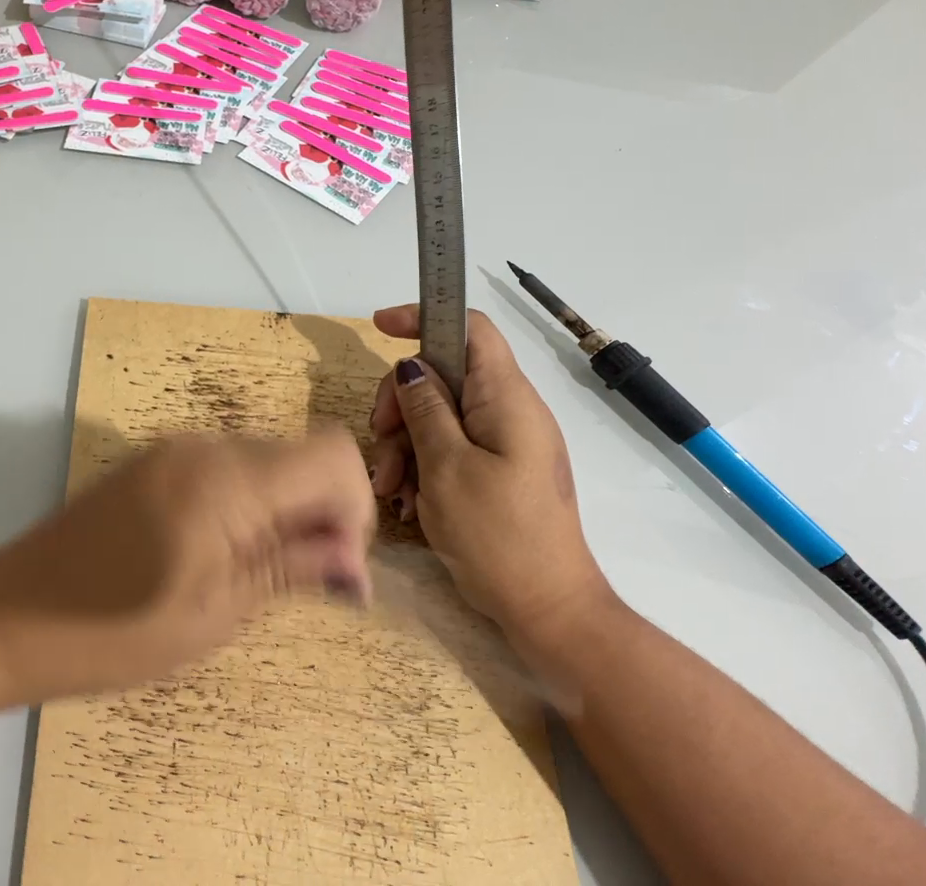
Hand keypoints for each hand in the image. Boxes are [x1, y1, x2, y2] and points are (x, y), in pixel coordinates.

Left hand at [0, 431, 376, 702]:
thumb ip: (292, 568)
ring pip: (260, 463)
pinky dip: (240, 506)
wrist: (8, 615)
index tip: (333, 571)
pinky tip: (214, 558)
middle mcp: (203, 447)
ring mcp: (169, 452)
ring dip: (279, 512)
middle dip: (318, 514)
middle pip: (298, 456)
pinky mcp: (146, 466)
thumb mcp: (217, 611)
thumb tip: (355, 563)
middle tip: (301, 587)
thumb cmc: (117, 629)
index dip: (352, 509)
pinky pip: (218, 471)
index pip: (333, 454)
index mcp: (229, 476)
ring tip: (254, 581)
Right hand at [368, 306, 611, 640]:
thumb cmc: (497, 534)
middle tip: (379, 437)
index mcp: (506, 400)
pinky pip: (451, 447)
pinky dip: (421, 463)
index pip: (469, 328)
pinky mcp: (498, 471)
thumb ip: (426, 410)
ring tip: (388, 485)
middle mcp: (510, 412)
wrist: (547, 607)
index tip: (379, 327)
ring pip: (440, 415)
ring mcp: (506, 443)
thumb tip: (411, 368)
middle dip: (401, 400)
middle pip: (444, 374)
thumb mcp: (447, 468)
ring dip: (405, 441)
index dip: (424, 317)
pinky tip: (404, 498)